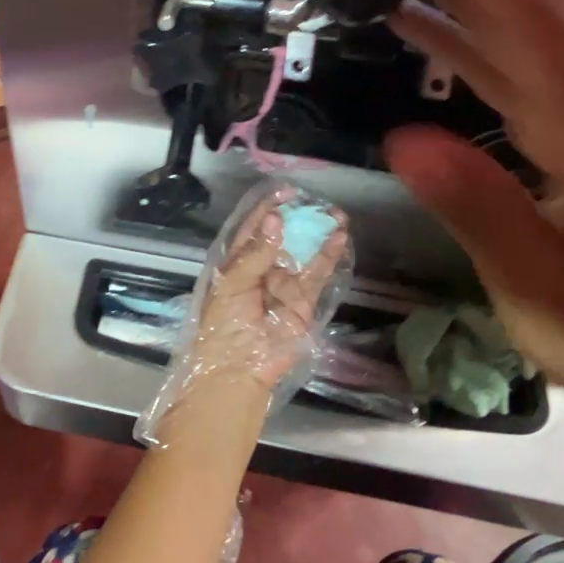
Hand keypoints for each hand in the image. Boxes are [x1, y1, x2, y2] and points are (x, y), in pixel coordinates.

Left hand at [187, 187, 348, 391]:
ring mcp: (284, 286)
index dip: (268, 209)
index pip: (254, 229)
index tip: (285, 192)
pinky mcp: (303, 302)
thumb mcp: (232, 284)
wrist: (238, 370)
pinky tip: (339, 237)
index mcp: (237, 263)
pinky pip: (317, 274)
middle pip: (282, 238)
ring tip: (334, 213)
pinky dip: (328, 256)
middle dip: (298, 218)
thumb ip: (256, 253)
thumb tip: (276, 220)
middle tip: (313, 201)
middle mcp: (262, 270)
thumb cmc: (224, 325)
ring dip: (318, 234)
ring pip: (303, 253)